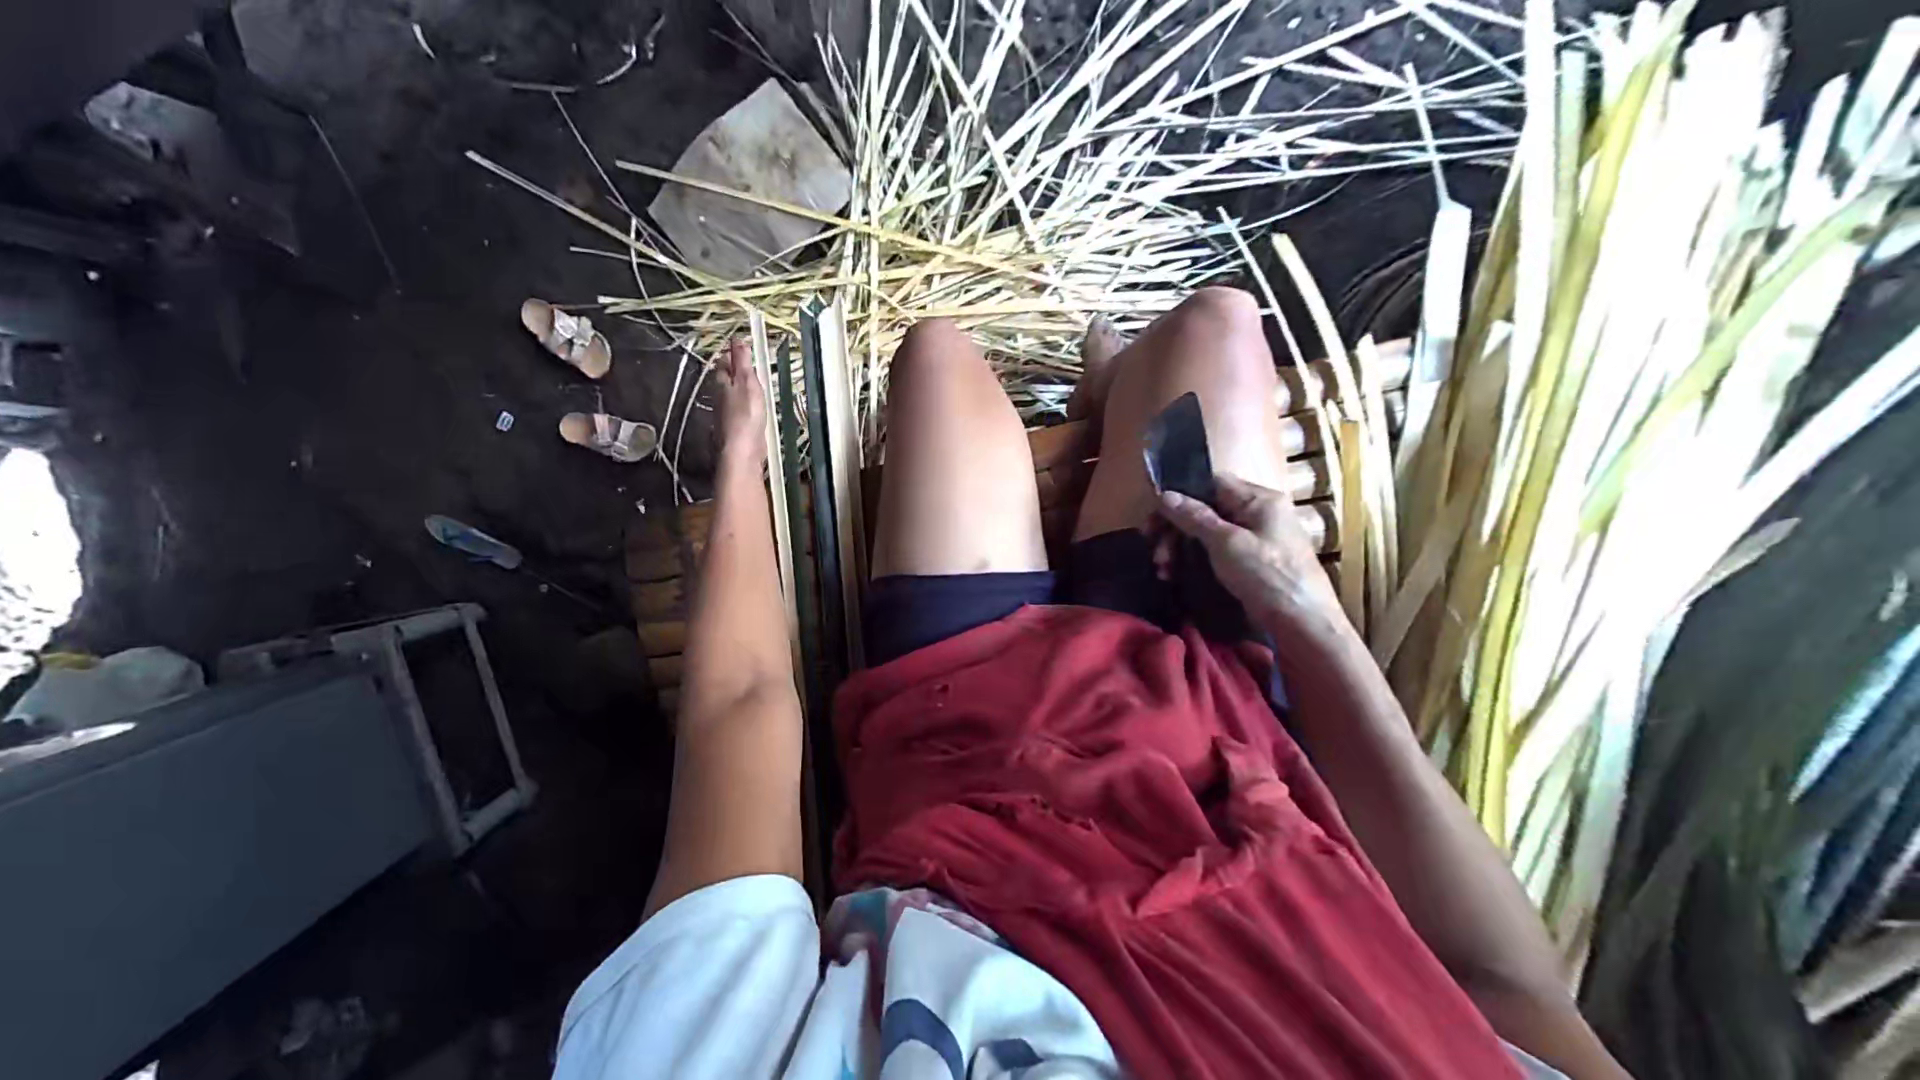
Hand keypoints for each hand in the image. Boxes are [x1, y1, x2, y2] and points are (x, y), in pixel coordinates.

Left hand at [714, 338, 766, 470]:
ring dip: (742, 388)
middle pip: (727, 378)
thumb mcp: (747, 382)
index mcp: (722, 382)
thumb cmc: (746, 413)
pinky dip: (747, 405)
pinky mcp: (736, 427)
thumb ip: (742, 362)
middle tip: (750, 365)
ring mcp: (727, 412)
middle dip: (736, 371)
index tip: (744, 349)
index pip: (724, 362)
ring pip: (734, 394)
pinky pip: (741, 409)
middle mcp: (720, 395)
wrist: (742, 450)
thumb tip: (737, 339)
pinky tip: (755, 408)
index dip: (733, 354)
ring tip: (755, 384)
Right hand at [1156, 473, 1347, 643]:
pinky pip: (1216, 551)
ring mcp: (1257, 538)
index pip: (1211, 483)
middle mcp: (1259, 513)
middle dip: (1175, 530)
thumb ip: (1194, 516)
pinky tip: (1177, 576)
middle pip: (1205, 509)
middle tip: (1156, 554)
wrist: (1304, 624)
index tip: (1155, 520)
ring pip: (1207, 533)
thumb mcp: (1226, 543)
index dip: (1179, 497)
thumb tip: (1164, 494)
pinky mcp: (1253, 562)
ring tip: (1164, 571)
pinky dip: (1195, 561)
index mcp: (1259, 499)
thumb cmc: (1267, 577)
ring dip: (1180, 548)